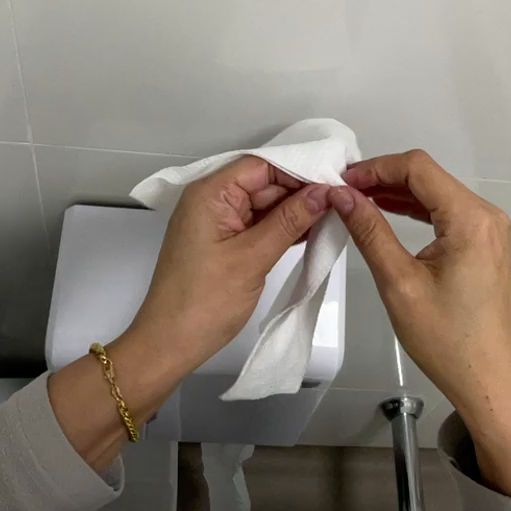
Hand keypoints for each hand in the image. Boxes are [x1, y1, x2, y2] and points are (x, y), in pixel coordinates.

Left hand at [51, 157, 332, 471]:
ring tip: (334, 213)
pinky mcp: (224, 240)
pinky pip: (258, 223)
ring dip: (295, 210)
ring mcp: (218, 220)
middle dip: (300, 191)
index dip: (299, 170)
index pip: (262, 166)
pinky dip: (282, 227)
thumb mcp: (252, 258)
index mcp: (211, 192)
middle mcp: (212, 198)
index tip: (334, 179)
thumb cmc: (204, 300)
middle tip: (341, 199)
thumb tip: (324, 192)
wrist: (169, 345)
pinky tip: (312, 230)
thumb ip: (290, 221)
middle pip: (264, 182)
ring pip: (265, 203)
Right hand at [331, 150, 510, 497]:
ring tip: (355, 199)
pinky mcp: (484, 243)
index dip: (376, 167)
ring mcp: (488, 228)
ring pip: (435, 191)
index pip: (417, 168)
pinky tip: (385, 212)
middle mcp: (485, 214)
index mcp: (470, 218)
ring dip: (396, 191)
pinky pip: (444, 211)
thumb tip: (340, 194)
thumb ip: (369, 231)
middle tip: (342, 190)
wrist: (492, 384)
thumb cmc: (447, 339)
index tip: (341, 181)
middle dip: (383, 177)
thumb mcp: (399, 283)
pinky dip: (414, 208)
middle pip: (427, 175)